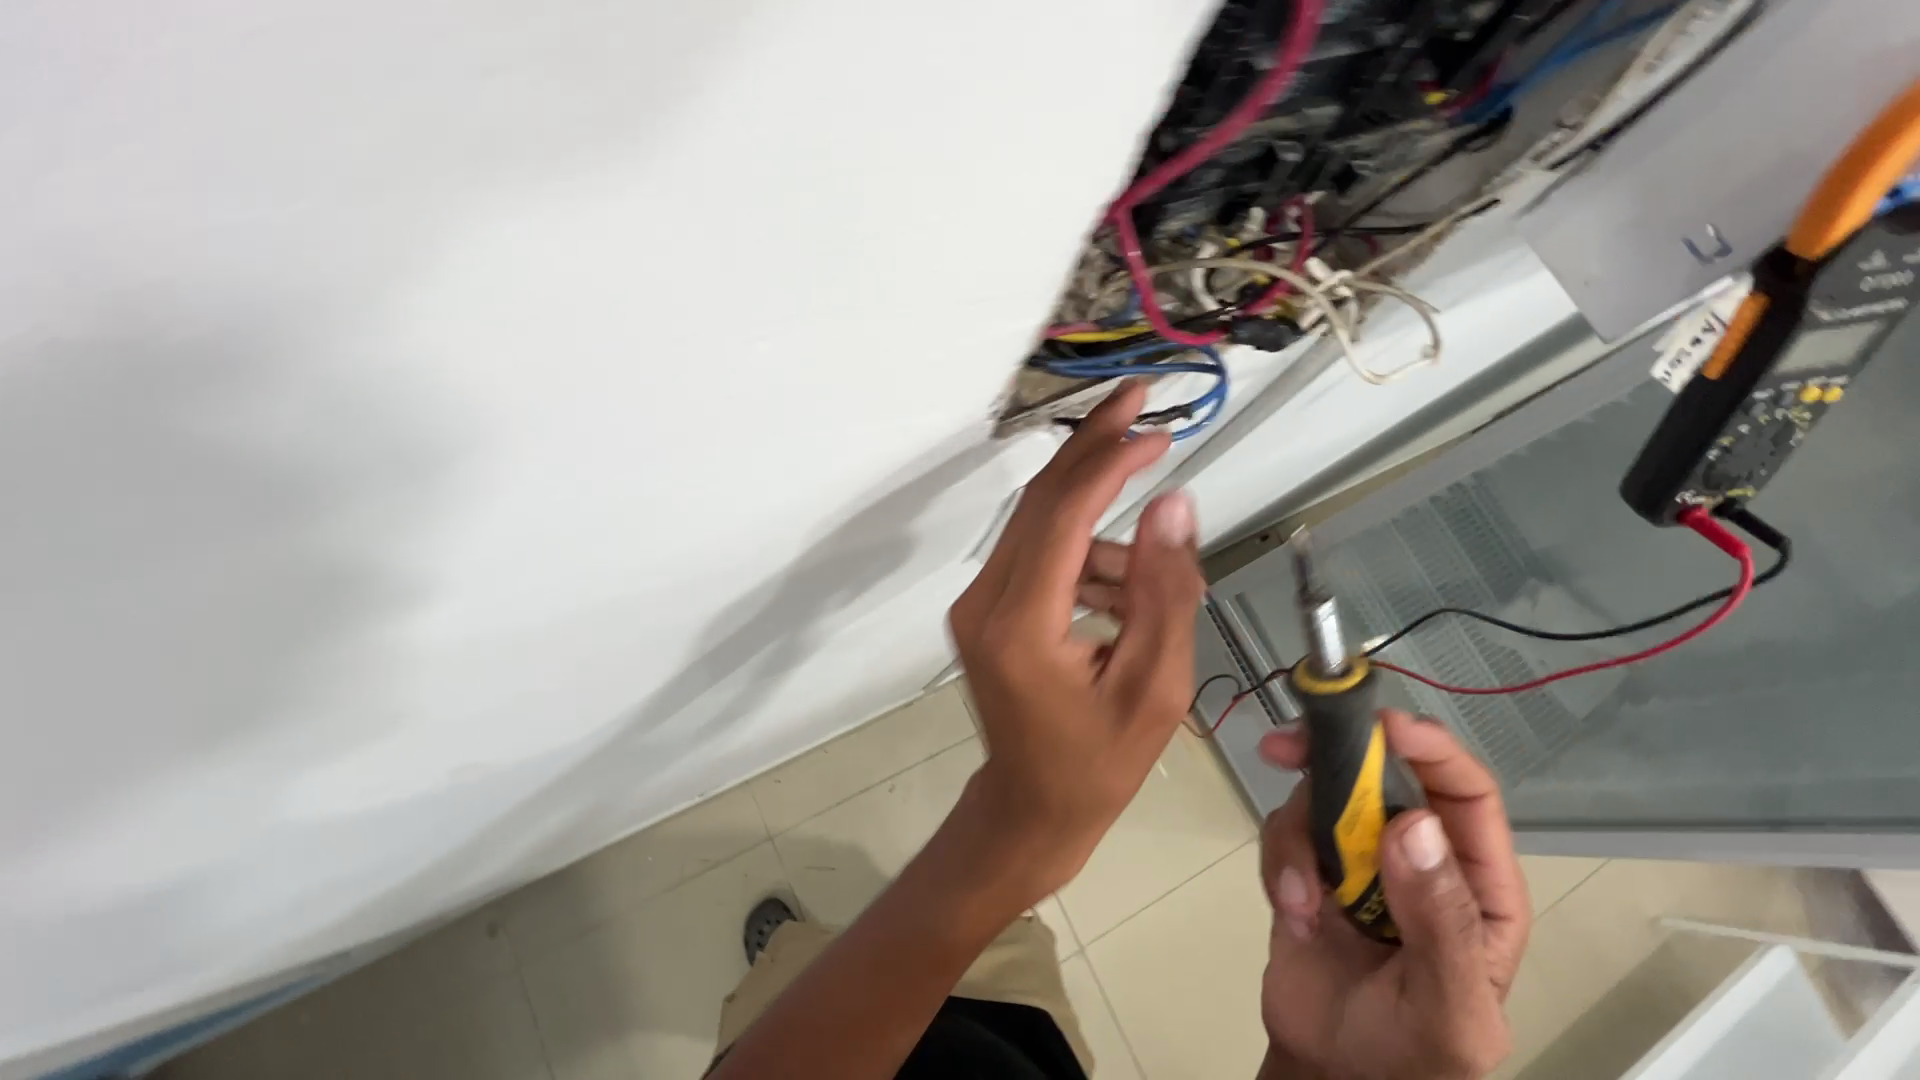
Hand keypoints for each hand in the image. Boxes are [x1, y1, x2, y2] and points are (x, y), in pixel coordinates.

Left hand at [946, 382, 1205, 903]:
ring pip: (1043, 527)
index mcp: (1020, 625)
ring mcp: (977, 604)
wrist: (1032, 807)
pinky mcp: (985, 610)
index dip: (1108, 461)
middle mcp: (984, 602)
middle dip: (1093, 450)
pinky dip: (1087, 561)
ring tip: (1157, 585)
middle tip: (1143, 404)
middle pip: (1039, 501)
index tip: (1154, 425)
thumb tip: (1175, 504)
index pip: (1061, 514)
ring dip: (1104, 532)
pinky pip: (1040, 558)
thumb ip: (1166, 592)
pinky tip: (1124, 605)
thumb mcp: (1155, 686)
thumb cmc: (1099, 763)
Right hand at [1256, 711, 1529, 1079]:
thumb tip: (1414, 824)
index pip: (1465, 793)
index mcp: (1475, 881)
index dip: (1430, 750)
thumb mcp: (1451, 1010)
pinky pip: (1284, 836)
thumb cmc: (1415, 1058)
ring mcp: (1356, 861)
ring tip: (1298, 903)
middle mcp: (1416, 856)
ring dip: (1298, 841)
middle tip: (1284, 746)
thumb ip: (1441, 924)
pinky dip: (1279, 869)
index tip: (1383, 726)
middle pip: (1379, 775)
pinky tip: (1290, 917)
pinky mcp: (1306, 872)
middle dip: (1333, 756)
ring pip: (1320, 801)